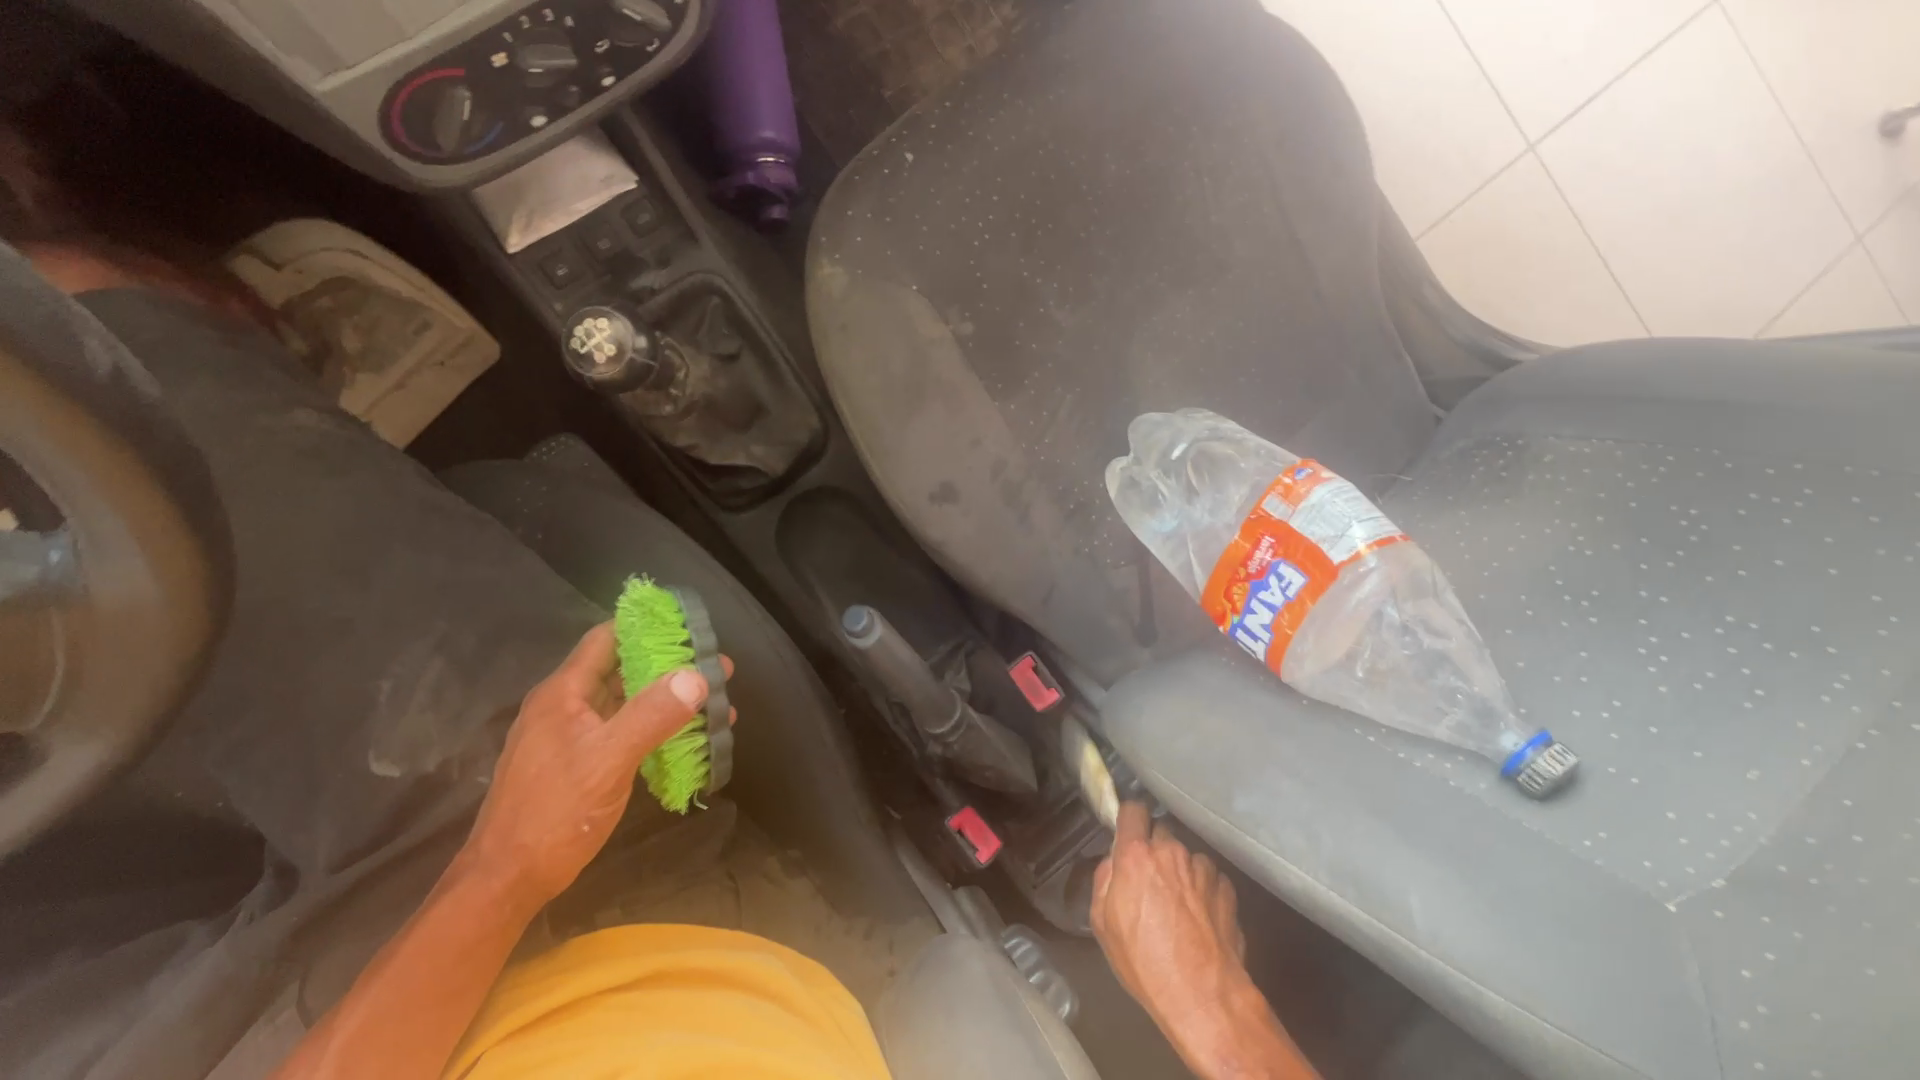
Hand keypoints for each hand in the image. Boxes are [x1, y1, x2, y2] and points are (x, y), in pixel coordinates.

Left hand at [457, 623, 725, 908]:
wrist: (507, 880)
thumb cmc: (554, 813)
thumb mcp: (608, 760)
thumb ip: (651, 715)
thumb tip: (698, 674)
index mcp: (563, 693)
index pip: (606, 639)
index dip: (647, 626)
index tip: (693, 626)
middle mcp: (564, 707)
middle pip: (621, 670)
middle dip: (670, 666)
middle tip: (720, 670)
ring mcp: (570, 738)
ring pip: (625, 704)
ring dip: (667, 701)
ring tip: (716, 706)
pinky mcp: (578, 766)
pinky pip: (622, 733)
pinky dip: (655, 730)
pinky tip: (687, 741)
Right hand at [1092, 803, 1248, 1033]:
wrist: (1203, 996)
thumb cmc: (1144, 962)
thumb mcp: (1102, 924)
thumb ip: (1104, 879)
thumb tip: (1114, 861)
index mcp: (1137, 856)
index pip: (1132, 811)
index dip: (1128, 820)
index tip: (1127, 834)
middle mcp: (1172, 852)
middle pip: (1161, 833)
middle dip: (1154, 851)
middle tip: (1149, 881)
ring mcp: (1204, 869)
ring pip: (1186, 857)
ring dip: (1180, 871)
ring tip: (1178, 907)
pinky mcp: (1227, 887)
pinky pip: (1209, 878)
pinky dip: (1203, 889)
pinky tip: (1199, 918)